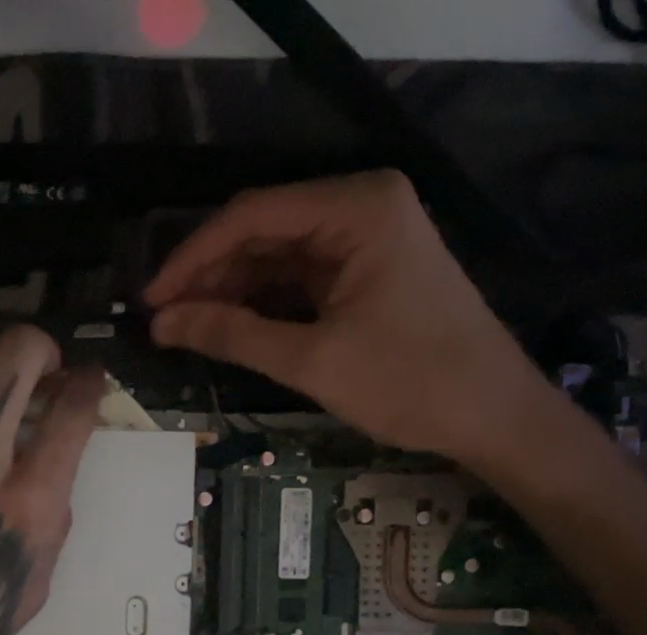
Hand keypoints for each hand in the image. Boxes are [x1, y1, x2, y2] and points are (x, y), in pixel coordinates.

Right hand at [143, 171, 554, 463]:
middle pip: (262, 231)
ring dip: (230, 290)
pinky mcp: (367, 270)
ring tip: (183, 329)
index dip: (192, 258)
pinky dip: (261, 302)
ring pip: (276, 255)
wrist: (495, 415)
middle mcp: (361, 207)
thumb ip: (231, 334)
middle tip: (162, 321)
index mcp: (357, 208)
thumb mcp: (312, 359)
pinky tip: (226, 327)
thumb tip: (160, 324)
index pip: (251, 216)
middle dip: (209, 276)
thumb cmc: (411, 382)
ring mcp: (366, 237)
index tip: (150, 300)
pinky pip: (299, 276)